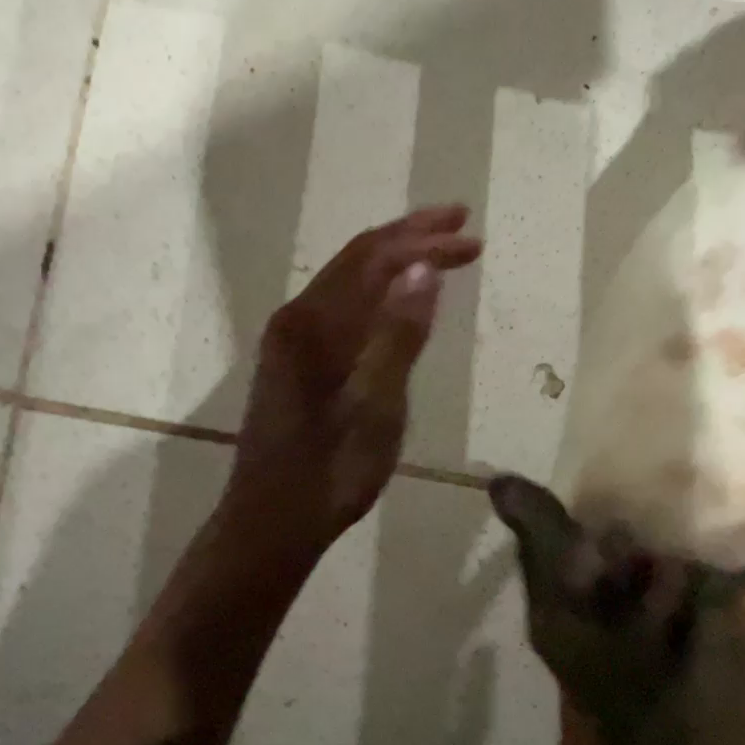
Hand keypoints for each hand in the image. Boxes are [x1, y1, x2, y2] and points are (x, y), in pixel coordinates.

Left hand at [226, 206, 481, 550]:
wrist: (272, 522)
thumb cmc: (331, 470)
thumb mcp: (376, 406)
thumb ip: (399, 336)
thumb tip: (424, 271)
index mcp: (314, 325)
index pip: (375, 260)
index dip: (424, 243)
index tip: (472, 238)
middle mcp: (298, 320)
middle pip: (358, 259)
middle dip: (411, 236)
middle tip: (460, 222)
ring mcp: (294, 340)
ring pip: (350, 280)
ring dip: (397, 258)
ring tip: (439, 247)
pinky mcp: (299, 361)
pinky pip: (346, 305)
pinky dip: (382, 288)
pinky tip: (403, 296)